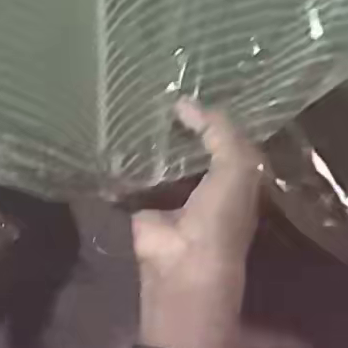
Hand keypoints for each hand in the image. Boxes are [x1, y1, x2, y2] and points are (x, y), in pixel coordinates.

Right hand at [132, 101, 264, 347]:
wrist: (184, 261)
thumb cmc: (220, 216)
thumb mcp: (237, 165)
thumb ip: (219, 130)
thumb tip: (184, 104)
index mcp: (231, 177)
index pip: (221, 137)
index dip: (209, 114)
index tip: (191, 86)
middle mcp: (200, 184)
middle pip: (186, 147)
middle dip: (174, 125)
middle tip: (155, 93)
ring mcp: (166, 195)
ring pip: (157, 159)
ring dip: (147, 141)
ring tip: (132, 107)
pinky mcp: (138, 204)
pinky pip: (129, 177)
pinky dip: (121, 163)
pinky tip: (111, 136)